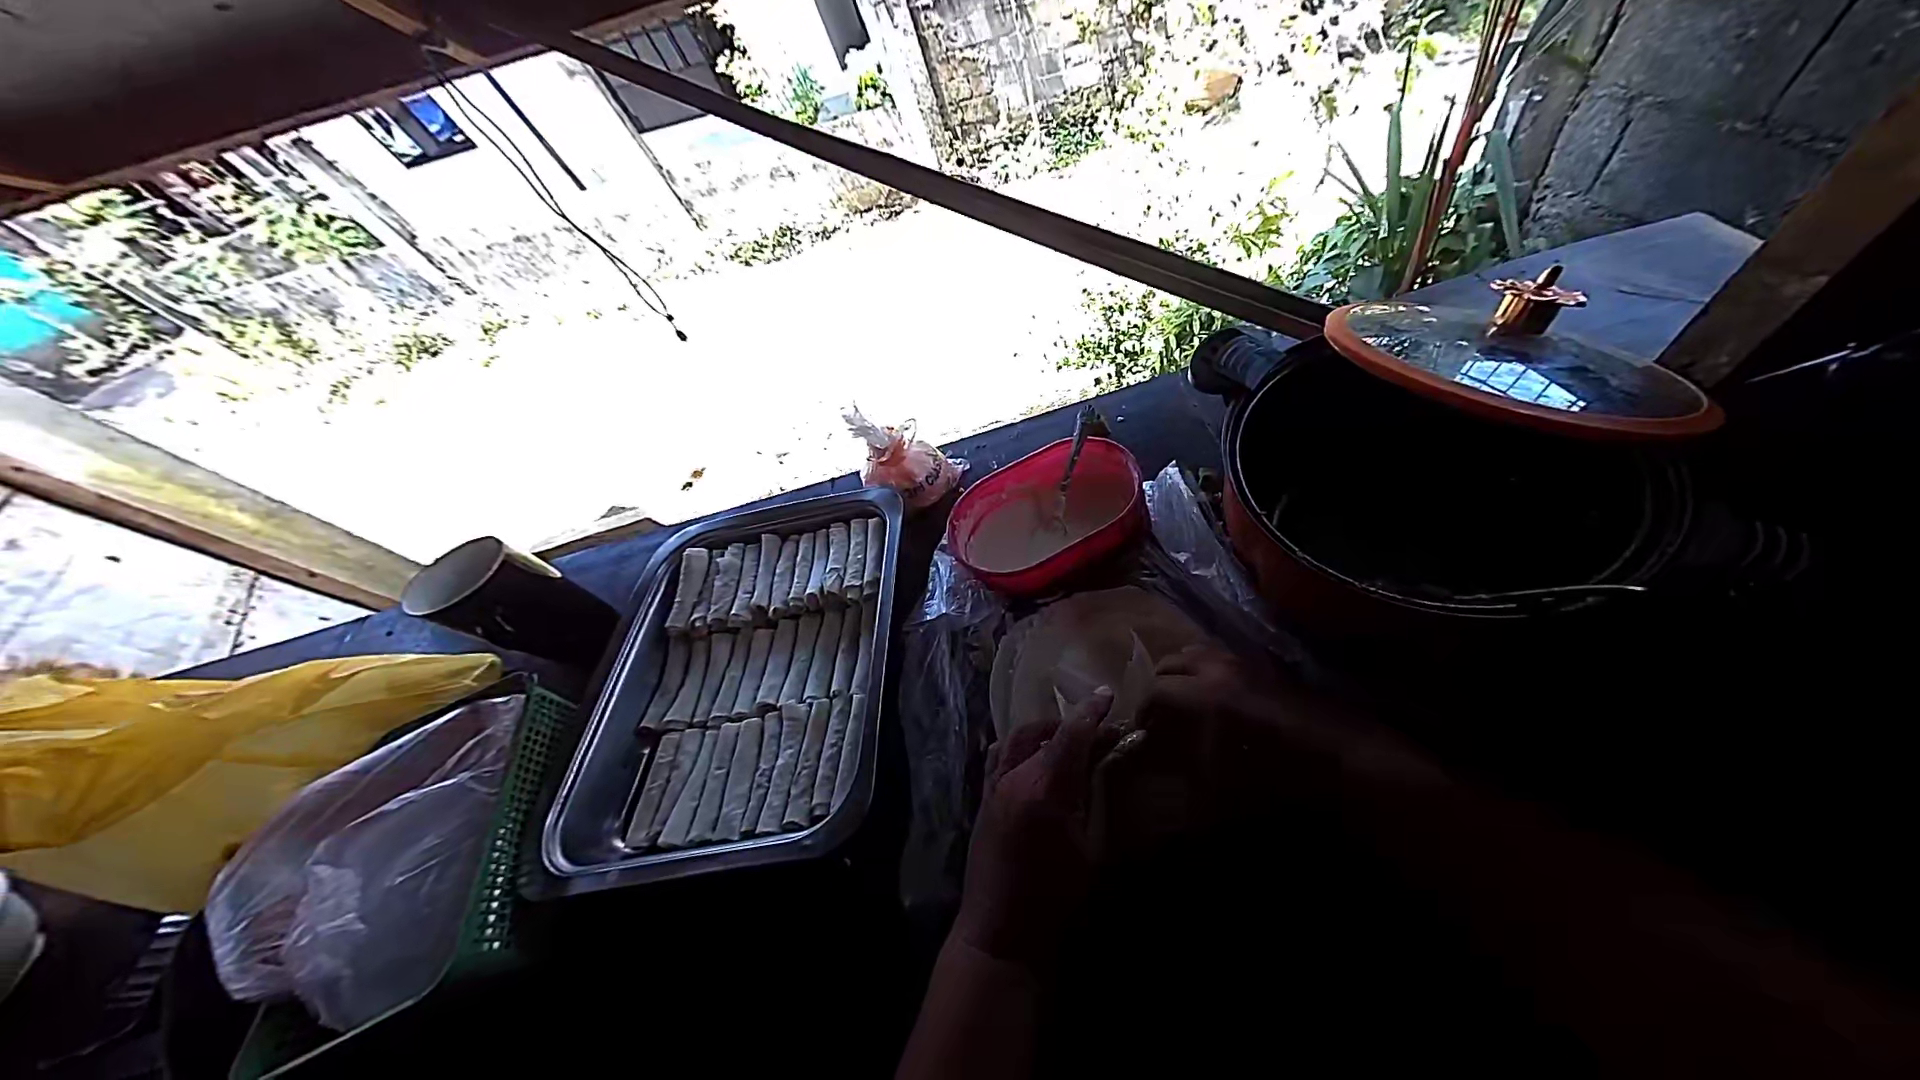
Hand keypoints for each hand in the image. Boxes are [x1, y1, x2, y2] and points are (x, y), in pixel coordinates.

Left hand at [954, 688, 1111, 965]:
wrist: (1001, 930)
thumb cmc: (1056, 898)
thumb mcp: (1093, 850)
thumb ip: (1099, 799)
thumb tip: (1110, 763)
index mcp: (1046, 788)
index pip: (1072, 735)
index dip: (1092, 712)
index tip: (1106, 694)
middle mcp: (1015, 777)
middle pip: (1045, 732)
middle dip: (1072, 724)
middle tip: (1097, 729)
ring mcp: (994, 786)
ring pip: (1017, 739)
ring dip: (1043, 730)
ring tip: (1066, 738)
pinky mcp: (983, 798)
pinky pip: (998, 756)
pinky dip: (1018, 745)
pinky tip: (1032, 754)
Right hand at [1141, 645, 1444, 803]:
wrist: (1347, 761)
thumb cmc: (1283, 779)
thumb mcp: (1223, 785)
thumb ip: (1186, 767)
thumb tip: (1162, 758)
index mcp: (1204, 695)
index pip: (1154, 690)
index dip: (1141, 711)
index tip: (1140, 731)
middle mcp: (1219, 669)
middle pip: (1170, 662)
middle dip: (1157, 685)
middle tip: (1157, 713)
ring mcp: (1244, 664)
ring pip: (1196, 652)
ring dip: (1180, 672)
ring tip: (1182, 699)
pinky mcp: (1265, 669)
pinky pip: (1222, 658)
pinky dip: (1206, 670)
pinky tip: (1216, 697)